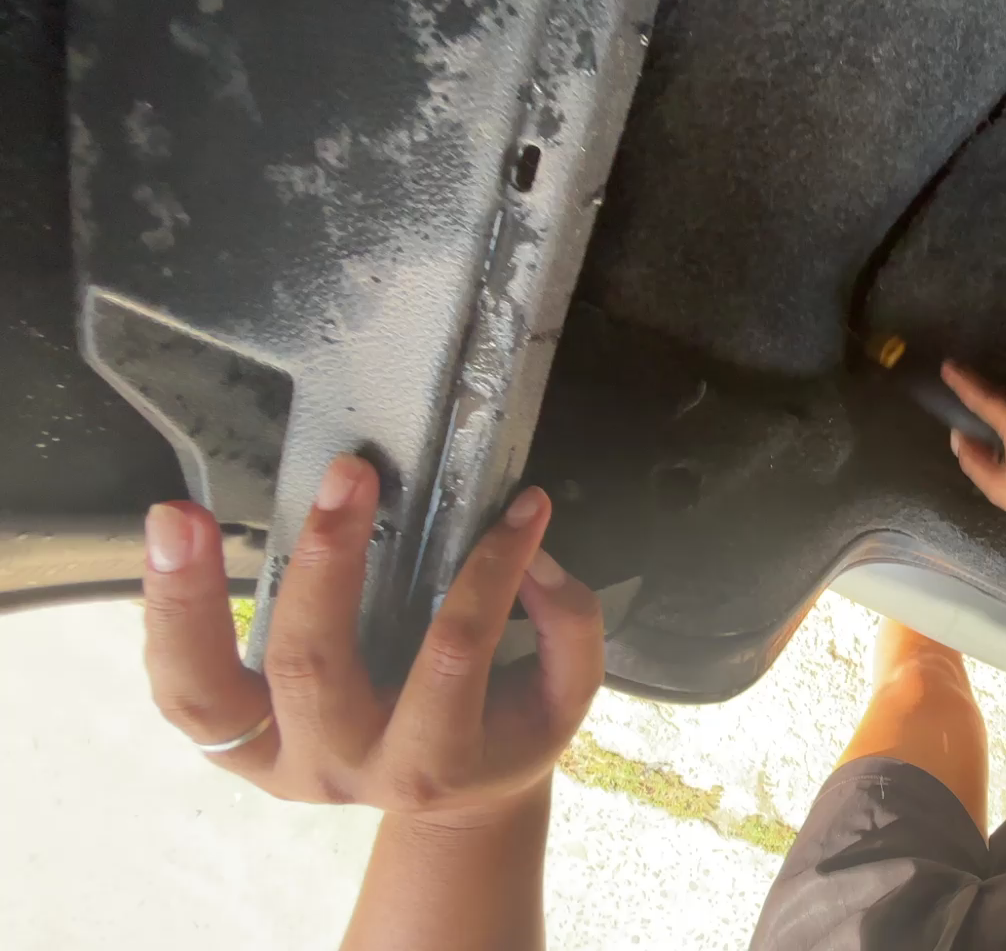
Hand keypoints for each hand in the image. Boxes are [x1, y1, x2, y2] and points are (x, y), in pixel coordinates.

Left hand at [140, 454, 603, 824]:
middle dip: (333, 557)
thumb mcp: (571, 689)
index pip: (457, 647)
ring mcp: (276, 763)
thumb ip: (568, 623)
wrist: (457, 798)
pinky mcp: (238, 748)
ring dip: (188, 598)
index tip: (525, 507)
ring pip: (208, 690)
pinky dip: (168, 624)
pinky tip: (170, 549)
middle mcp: (344, 768)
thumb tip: (530, 553)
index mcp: (437, 758)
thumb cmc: (518, 733)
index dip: (493, 567)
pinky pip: (186, 692)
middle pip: (318, 661)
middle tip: (353, 473)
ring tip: (182, 515)